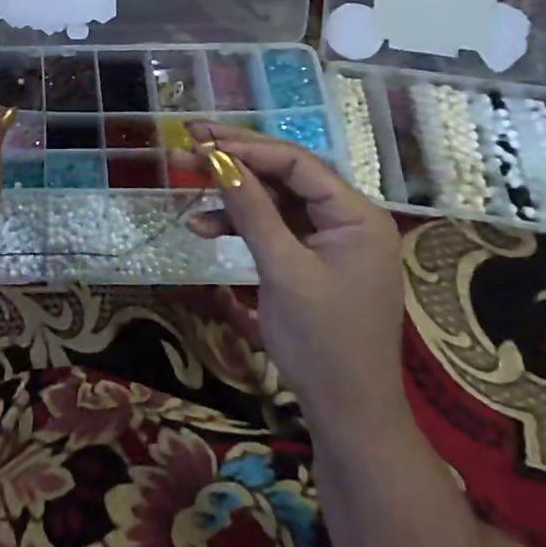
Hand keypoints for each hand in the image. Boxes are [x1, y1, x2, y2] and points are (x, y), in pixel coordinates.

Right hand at [173, 121, 407, 425]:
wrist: (346, 406)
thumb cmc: (321, 339)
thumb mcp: (282, 270)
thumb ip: (252, 211)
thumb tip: (217, 161)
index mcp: (357, 215)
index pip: (298, 163)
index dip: (247, 149)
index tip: (201, 143)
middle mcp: (348, 218)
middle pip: (287, 175)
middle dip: (237, 160)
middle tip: (191, 139)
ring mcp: (330, 239)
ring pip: (276, 200)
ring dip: (233, 195)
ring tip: (188, 185)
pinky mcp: (312, 258)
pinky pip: (275, 227)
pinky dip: (241, 224)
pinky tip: (205, 228)